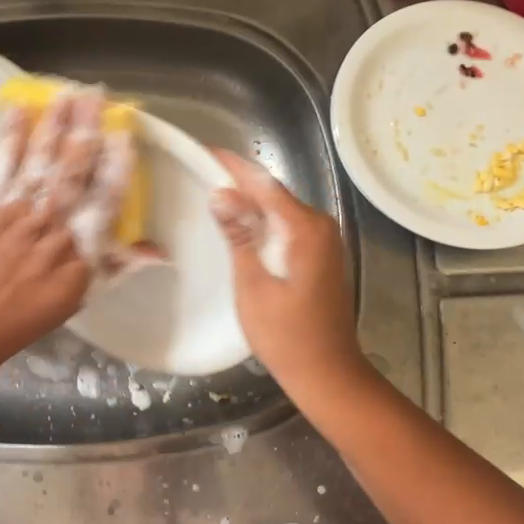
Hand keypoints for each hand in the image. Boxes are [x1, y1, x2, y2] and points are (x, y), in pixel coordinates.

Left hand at [0, 88, 132, 368]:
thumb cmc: (34, 309)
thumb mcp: (84, 293)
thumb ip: (119, 264)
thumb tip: (160, 252)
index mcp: (80, 244)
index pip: (106, 196)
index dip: (116, 163)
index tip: (125, 132)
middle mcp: (52, 221)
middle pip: (74, 168)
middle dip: (86, 128)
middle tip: (97, 93)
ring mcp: (19, 209)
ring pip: (41, 159)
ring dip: (54, 123)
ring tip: (65, 92)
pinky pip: (4, 164)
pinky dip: (11, 136)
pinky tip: (18, 110)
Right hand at [209, 150, 362, 385]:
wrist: (326, 372)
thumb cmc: (285, 334)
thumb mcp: (253, 284)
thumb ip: (239, 235)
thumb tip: (220, 194)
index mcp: (305, 228)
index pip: (264, 183)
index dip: (232, 166)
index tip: (202, 151)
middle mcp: (320, 225)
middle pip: (273, 192)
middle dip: (237, 181)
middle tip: (197, 171)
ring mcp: (323, 240)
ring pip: (279, 209)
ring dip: (248, 201)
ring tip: (209, 193)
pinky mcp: (320, 255)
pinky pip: (286, 225)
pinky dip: (262, 221)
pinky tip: (237, 224)